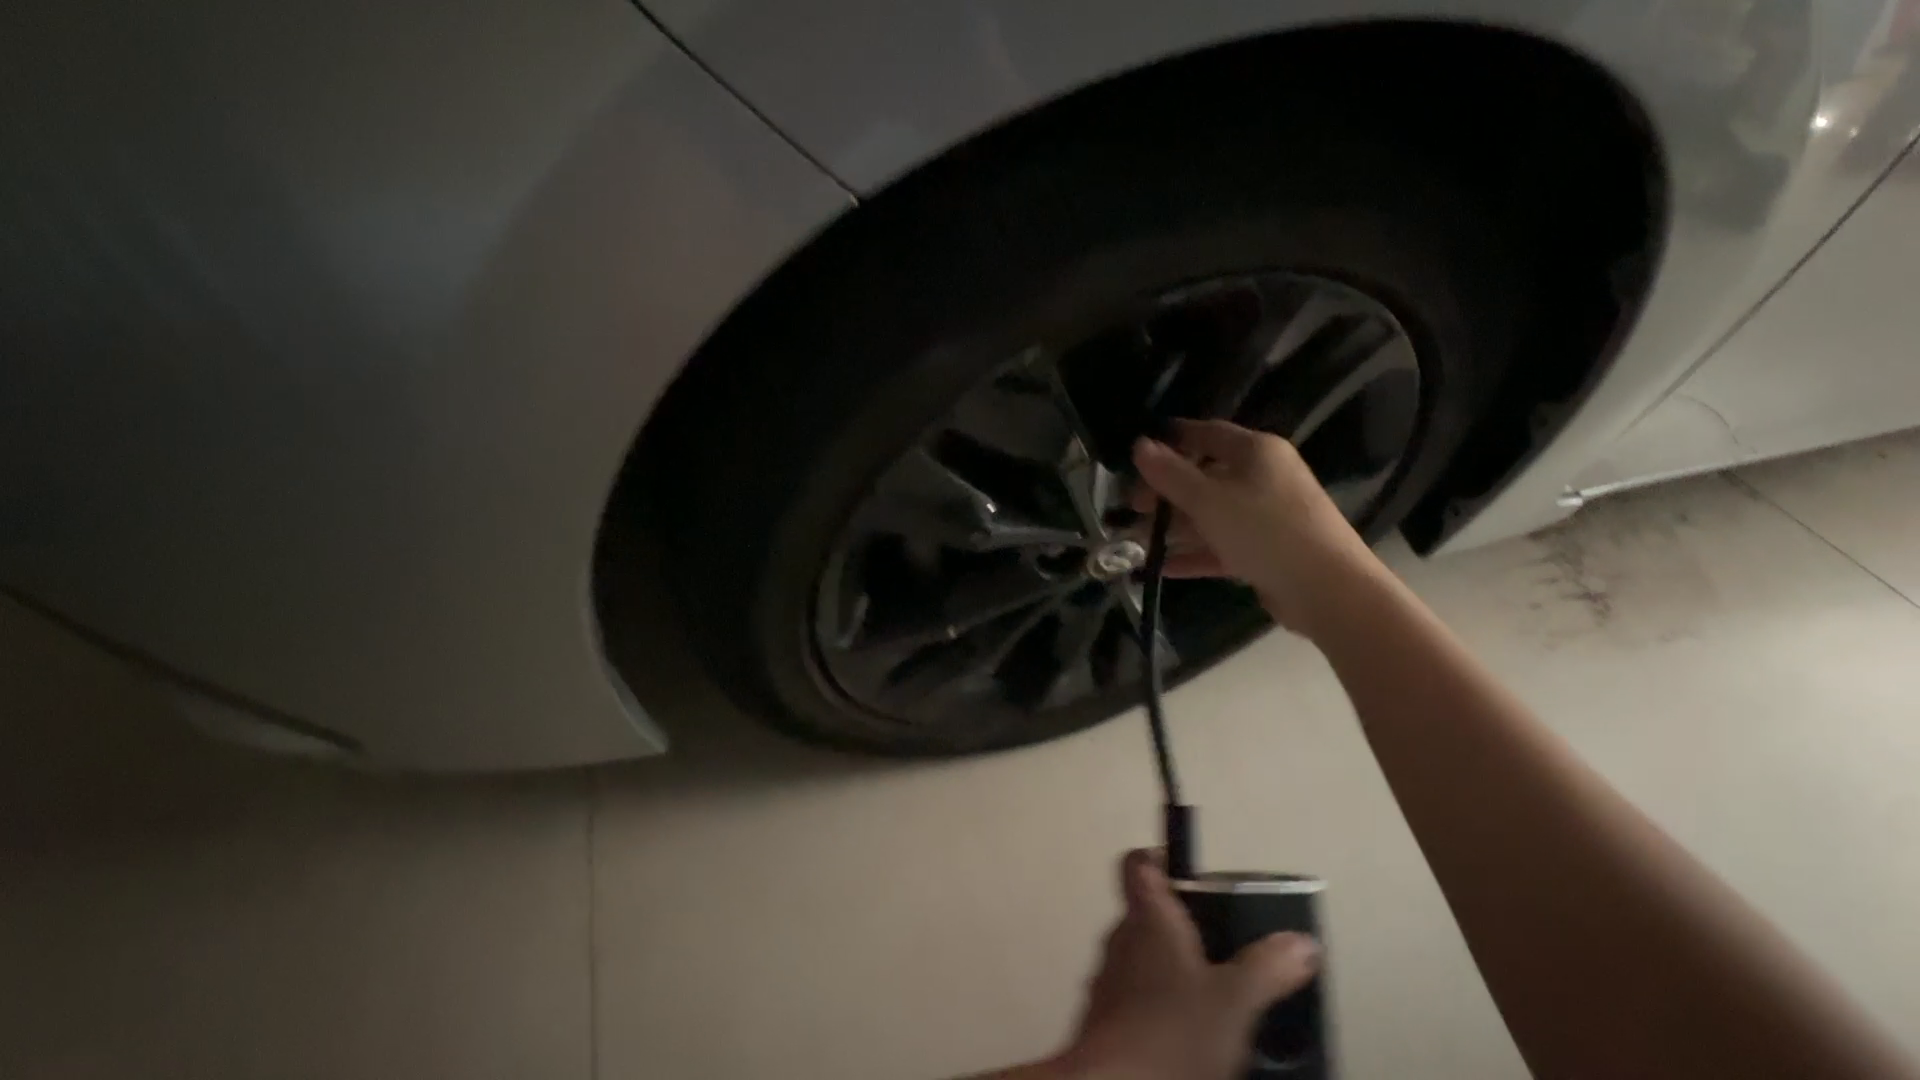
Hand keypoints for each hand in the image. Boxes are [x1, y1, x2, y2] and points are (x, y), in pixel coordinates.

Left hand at [1056, 850, 1318, 1079]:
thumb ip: (1267, 968)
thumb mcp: (1234, 1001)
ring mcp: (1107, 981)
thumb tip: (1302, 942)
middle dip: (1182, 927)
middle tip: (1225, 947)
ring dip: (1173, 970)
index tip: (1188, 872)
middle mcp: (1120, 940)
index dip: (1159, 857)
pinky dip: (1161, 1005)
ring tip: (1216, 996)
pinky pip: (1136, 998)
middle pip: (1146, 914)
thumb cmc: (1170, 1032)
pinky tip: (1191, 1034)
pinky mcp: (1104, 1022)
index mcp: (1147, 918)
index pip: (1139, 863)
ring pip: (1142, 959)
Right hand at [1131, 420, 1380, 636]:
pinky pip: (1220, 546)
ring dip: (1173, 528)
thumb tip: (1139, 445)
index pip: (1205, 434)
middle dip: (1165, 492)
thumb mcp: (1209, 500)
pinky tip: (1160, 568)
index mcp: (1255, 452)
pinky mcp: (1265, 551)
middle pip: (1204, 476)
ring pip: (1210, 515)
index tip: (1135, 456)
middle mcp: (1262, 478)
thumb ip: (1170, 474)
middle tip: (1131, 507)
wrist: (1326, 589)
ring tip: (1134, 542)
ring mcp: (1265, 516)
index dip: (1170, 441)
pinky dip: (1193, 554)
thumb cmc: (1265, 531)